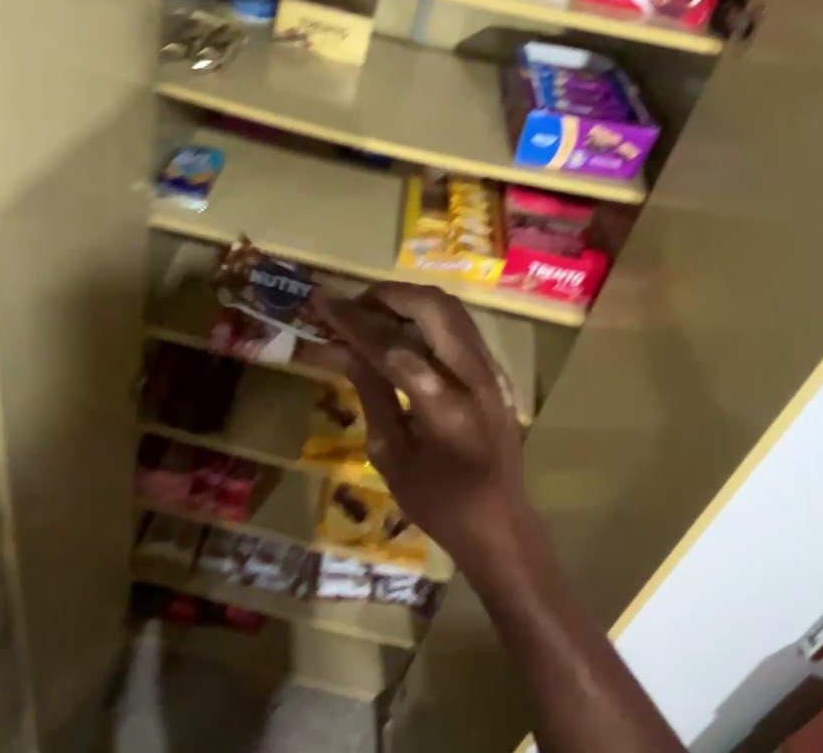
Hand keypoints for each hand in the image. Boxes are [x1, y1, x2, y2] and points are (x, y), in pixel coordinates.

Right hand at [317, 283, 538, 573]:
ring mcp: (493, 371)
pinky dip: (428, 317)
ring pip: (451, 308)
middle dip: (386, 296)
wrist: (501, 525)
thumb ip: (370, 392)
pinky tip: (403, 330)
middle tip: (352, 306)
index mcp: (444, 407)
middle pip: (431, 307)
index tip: (322, 301)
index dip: (352, 321)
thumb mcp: (390, 455)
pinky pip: (461, 326)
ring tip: (372, 312)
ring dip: (408, 301)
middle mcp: (474, 377)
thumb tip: (340, 348)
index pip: (391, 346)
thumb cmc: (437, 503)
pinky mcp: (498, 372)